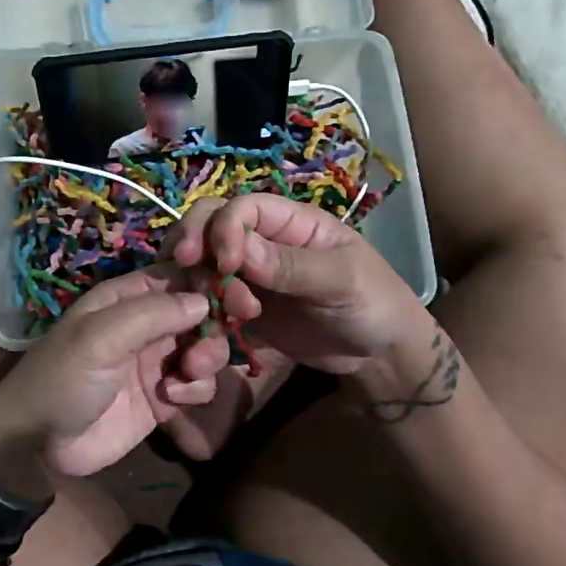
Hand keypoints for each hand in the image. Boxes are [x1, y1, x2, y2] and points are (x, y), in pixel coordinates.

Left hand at [0, 268, 227, 483]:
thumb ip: (151, 314)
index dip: (210, 283)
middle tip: (204, 353)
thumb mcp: (100, 338)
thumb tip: (202, 298)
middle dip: (212, 329)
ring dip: (206, 360)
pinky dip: (195, 389)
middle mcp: (146, 324)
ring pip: (205, 348)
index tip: (239, 299)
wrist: (38, 444)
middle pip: (200, 312)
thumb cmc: (62, 378)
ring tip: (184, 377)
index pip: (178, 276)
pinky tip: (171, 400)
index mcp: (126, 298)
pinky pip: (198, 384)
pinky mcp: (164, 397)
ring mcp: (156, 360)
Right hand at [167, 194, 428, 374]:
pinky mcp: (242, 309)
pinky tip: (214, 335)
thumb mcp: (341, 280)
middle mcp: (262, 241)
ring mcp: (249, 276)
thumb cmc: (374, 303)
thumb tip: (239, 249)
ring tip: (230, 317)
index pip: (242, 208)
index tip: (225, 262)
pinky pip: (210, 304)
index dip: (224, 228)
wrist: (380, 357)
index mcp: (289, 221)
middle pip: (209, 226)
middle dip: (193, 243)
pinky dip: (202, 316)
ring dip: (201, 286)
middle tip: (185, 268)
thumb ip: (291, 265)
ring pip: (202, 266)